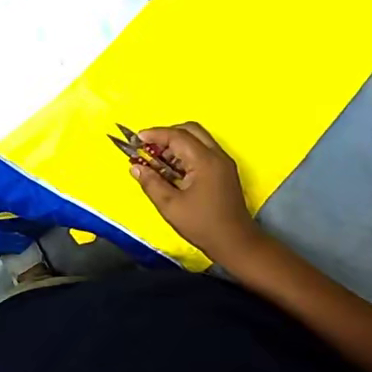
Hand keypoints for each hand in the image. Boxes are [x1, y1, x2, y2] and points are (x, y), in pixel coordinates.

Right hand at [130, 122, 264, 260]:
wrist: (235, 241)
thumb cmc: (202, 225)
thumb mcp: (170, 206)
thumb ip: (151, 183)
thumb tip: (136, 167)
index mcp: (205, 161)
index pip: (177, 136)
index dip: (155, 134)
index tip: (137, 139)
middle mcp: (217, 156)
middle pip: (191, 130)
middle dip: (167, 135)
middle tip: (149, 148)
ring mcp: (223, 162)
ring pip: (198, 139)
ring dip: (177, 144)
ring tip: (158, 162)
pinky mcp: (225, 171)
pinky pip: (204, 151)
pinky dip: (186, 154)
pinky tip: (174, 171)